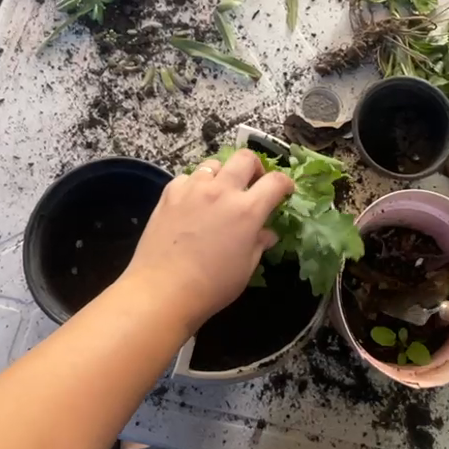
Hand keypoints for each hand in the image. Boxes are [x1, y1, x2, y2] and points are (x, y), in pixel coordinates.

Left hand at [117, 150, 293, 331]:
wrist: (162, 290)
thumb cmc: (211, 286)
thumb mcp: (245, 268)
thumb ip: (258, 244)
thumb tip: (267, 233)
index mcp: (247, 210)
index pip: (275, 182)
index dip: (285, 183)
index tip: (286, 190)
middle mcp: (222, 191)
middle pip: (245, 158)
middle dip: (255, 167)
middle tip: (253, 184)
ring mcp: (193, 189)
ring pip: (214, 163)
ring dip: (223, 174)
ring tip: (220, 191)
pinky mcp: (170, 193)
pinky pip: (188, 177)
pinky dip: (195, 184)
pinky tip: (193, 201)